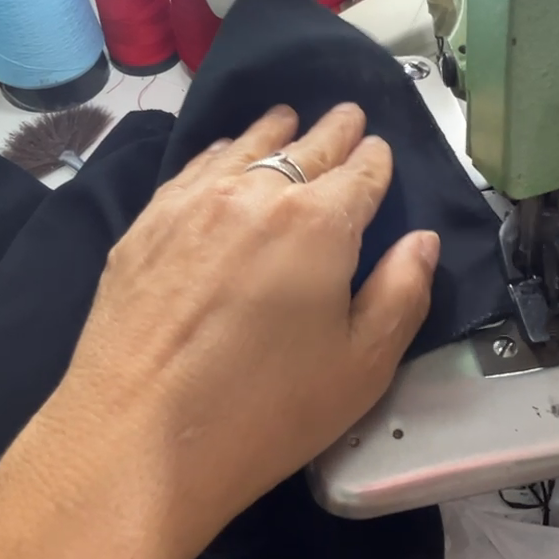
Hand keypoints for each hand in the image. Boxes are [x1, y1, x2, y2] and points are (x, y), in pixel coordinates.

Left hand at [33, 104, 438, 558]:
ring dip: (276, 131)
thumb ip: (402, 294)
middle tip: (348, 116)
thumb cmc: (267, 410)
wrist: (137, 441)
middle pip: (306, 147)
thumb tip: (421, 240)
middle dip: (335, 131)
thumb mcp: (363, 366)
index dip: (376, 161)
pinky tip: (224, 155)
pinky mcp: (146, 225)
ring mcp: (193, 204)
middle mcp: (257, 194)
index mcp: (320, 224)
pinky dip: (222, 153)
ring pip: (246, 147)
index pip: (361, 173)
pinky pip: (194, 168)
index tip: (379, 153)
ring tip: (288, 119)